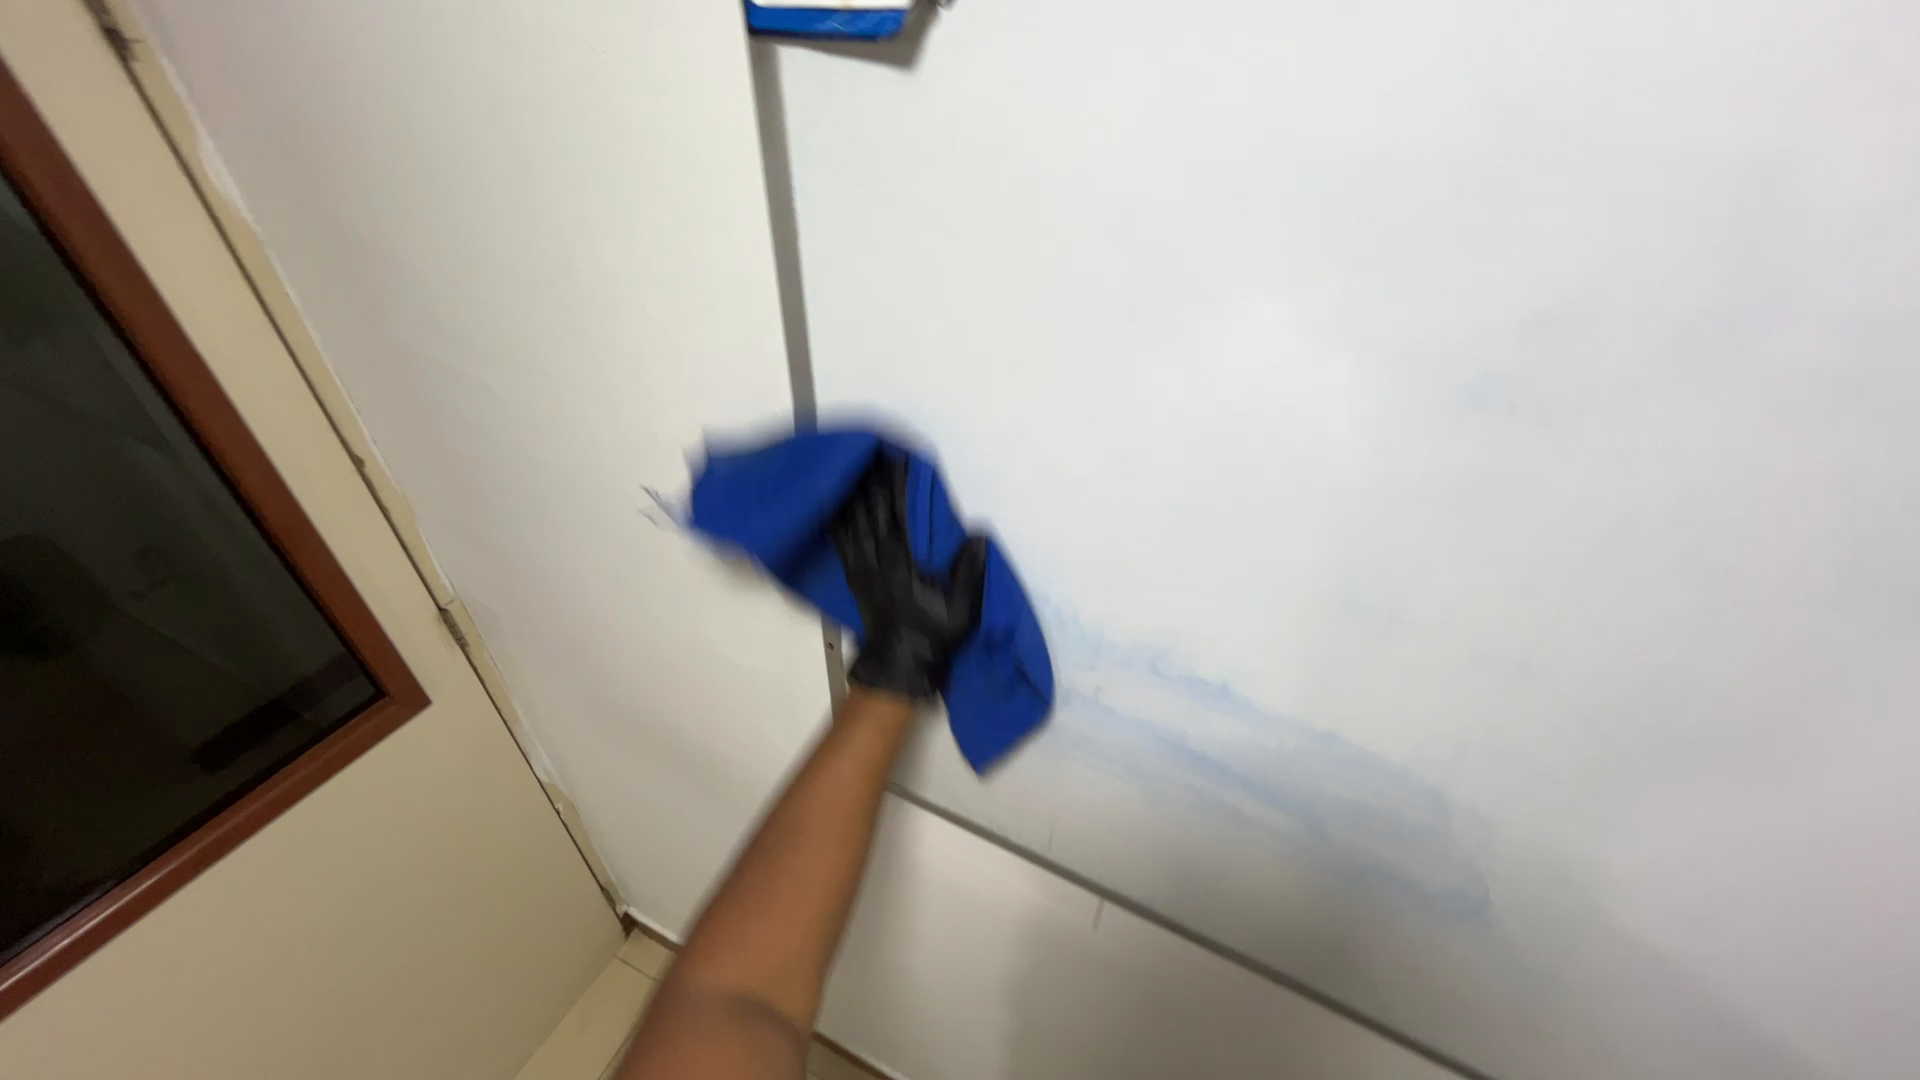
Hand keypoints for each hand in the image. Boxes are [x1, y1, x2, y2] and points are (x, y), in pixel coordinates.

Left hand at [831, 454, 986, 699]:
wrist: (901, 663)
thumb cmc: (935, 634)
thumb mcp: (963, 608)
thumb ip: (970, 571)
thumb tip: (978, 534)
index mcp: (905, 562)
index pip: (901, 514)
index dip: (899, 485)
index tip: (900, 460)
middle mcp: (879, 558)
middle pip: (873, 510)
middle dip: (874, 480)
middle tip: (874, 452)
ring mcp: (862, 567)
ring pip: (854, 521)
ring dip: (854, 494)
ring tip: (854, 467)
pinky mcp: (853, 576)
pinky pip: (841, 541)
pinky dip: (836, 520)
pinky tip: (833, 504)